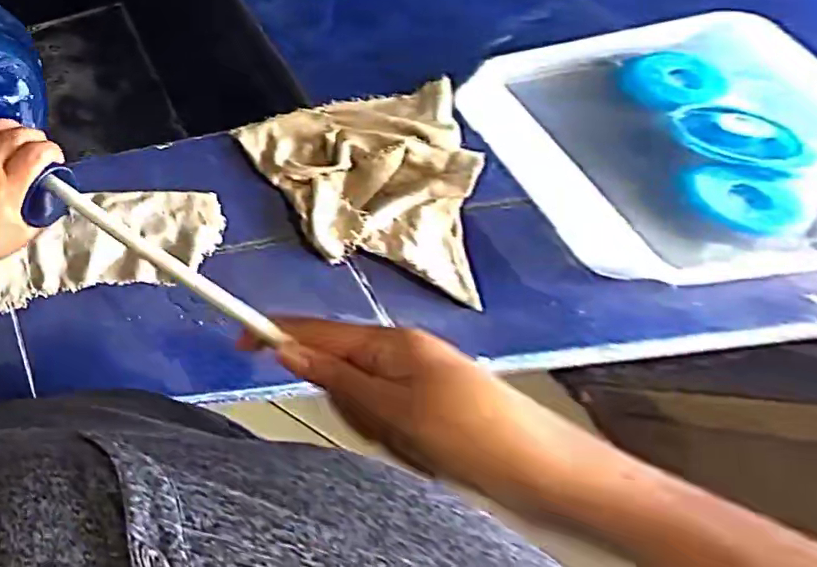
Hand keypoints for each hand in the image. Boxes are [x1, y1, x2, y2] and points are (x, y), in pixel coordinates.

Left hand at [0, 112, 63, 278]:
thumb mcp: (23, 234)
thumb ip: (41, 211)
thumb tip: (52, 194)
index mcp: (7, 189)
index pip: (36, 154)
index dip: (52, 150)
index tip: (55, 157)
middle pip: (17, 135)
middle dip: (35, 136)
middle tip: (41, 145)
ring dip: (11, 126)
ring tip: (19, 134)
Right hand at [244, 318, 616, 511]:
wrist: (576, 486)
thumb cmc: (487, 440)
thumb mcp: (401, 412)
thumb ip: (337, 380)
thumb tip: (285, 350)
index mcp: (391, 342)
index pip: (315, 330)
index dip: (275, 332)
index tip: (239, 340)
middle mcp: (401, 353)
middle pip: (336, 367)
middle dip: (348, 402)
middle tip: (384, 430)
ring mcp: (419, 380)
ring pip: (361, 398)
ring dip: (376, 426)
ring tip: (418, 449)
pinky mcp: (435, 408)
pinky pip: (388, 416)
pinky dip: (397, 438)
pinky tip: (430, 456)